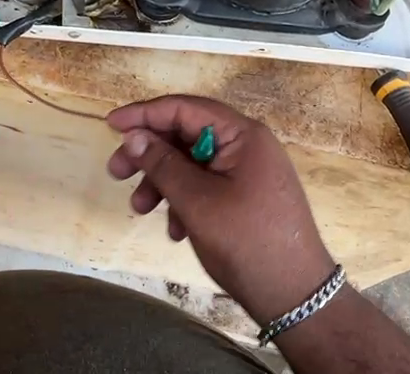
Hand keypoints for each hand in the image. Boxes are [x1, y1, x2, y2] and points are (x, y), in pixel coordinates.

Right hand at [106, 95, 335, 324]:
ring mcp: (249, 171)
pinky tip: (174, 229)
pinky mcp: (247, 196)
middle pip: (186, 135)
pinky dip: (184, 200)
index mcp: (242, 135)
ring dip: (163, 181)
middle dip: (149, 153)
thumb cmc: (247, 243)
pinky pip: (206, 185)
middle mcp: (247, 145)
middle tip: (116, 172)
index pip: (185, 108)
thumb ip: (162, 164)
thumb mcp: (197, 202)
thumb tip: (134, 135)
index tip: (111, 125)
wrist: (298, 301)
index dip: (144, 114)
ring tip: (140, 208)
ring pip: (193, 163)